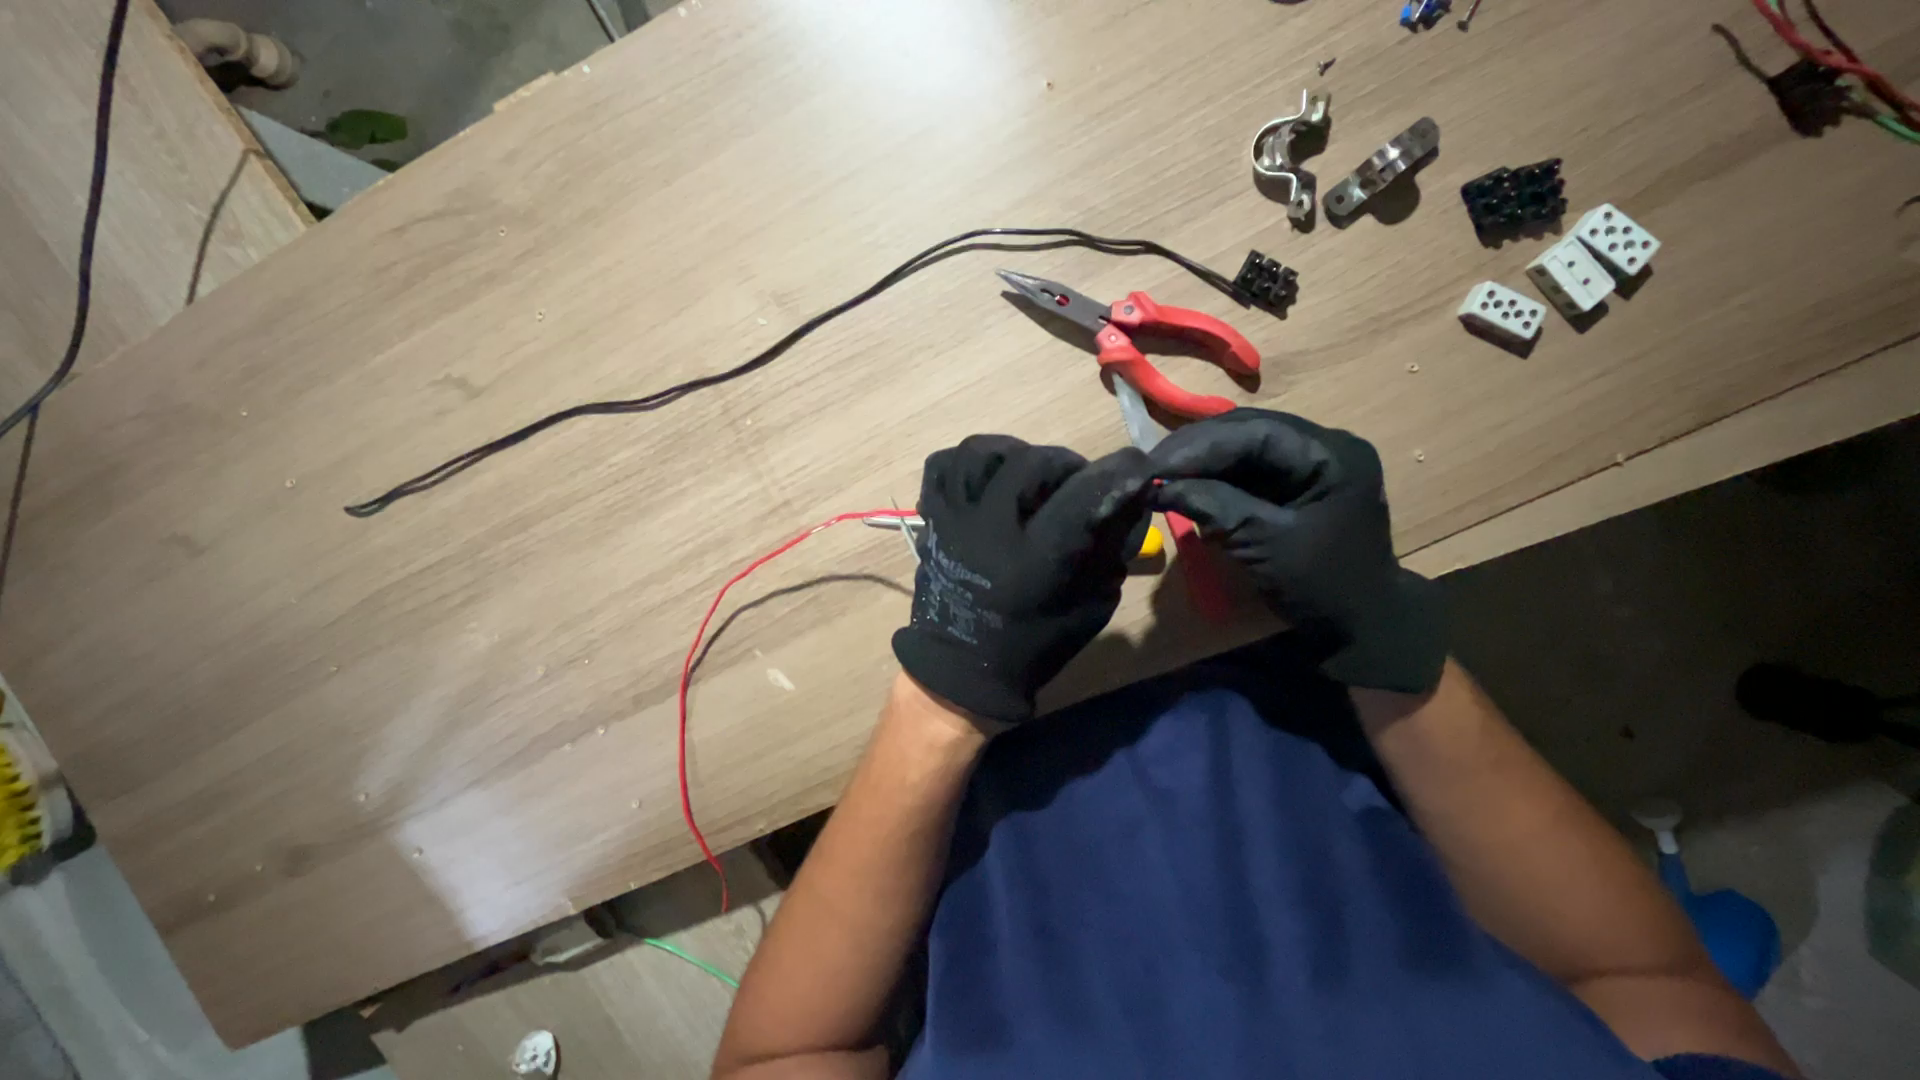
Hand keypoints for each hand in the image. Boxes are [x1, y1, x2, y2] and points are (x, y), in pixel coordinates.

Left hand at [892, 436, 1151, 723]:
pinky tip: (989, 479)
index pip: (1083, 494)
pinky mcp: (931, 519)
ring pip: (981, 452)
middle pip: (1033, 463)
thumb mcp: (1091, 605)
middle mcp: (991, 531)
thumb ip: (1110, 550)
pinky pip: (942, 465)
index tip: (1136, 466)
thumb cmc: (1034, 645)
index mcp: (1036, 560)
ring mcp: (954, 520)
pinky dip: (969, 463)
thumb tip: (1128, 501)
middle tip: (1076, 484)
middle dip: (1066, 465)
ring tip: (1029, 476)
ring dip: (1015, 455)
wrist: (961, 671)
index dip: (1119, 472)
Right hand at [1149, 408, 1444, 693]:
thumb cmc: (1323, 587)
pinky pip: (1247, 470)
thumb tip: (1157, 485)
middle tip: (1149, 467)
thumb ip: (1215, 506)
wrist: (1364, 629)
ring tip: (1159, 476)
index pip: (1255, 432)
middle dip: (1195, 449)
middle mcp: (1322, 447)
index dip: (1199, 445)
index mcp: (1331, 454)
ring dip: (1200, 462)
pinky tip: (1184, 488)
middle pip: (1247, 432)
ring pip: (1242, 447)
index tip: (1154, 464)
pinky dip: (1213, 478)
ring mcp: (1308, 465)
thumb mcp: (1266, 546)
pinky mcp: (1292, 486)